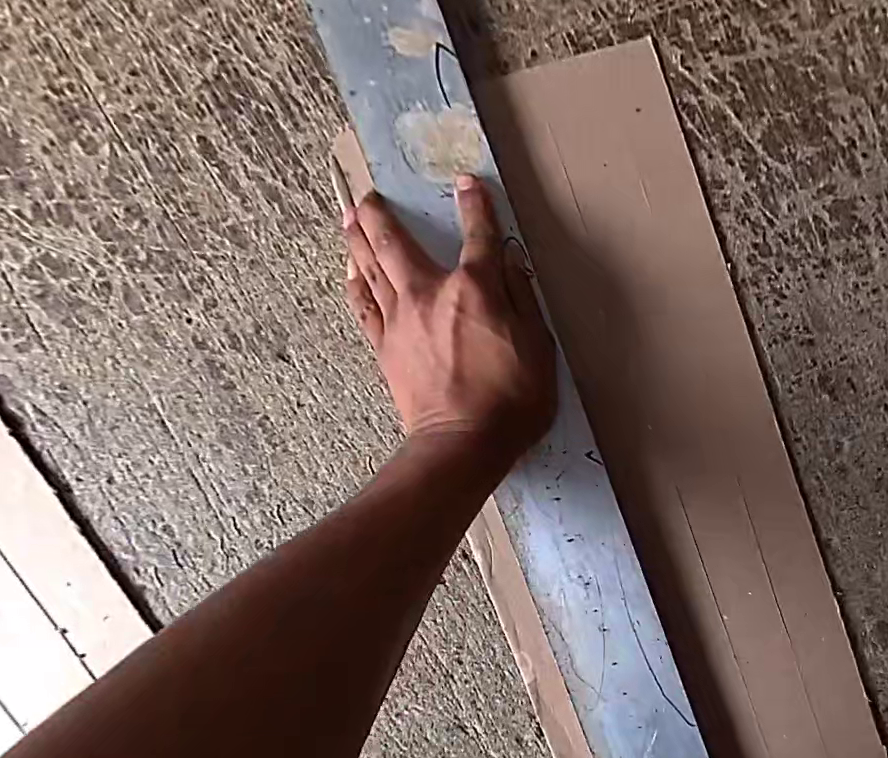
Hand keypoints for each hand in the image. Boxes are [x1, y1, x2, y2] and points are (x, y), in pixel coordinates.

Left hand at [342, 176, 555, 466]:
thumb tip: (511, 262)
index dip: (475, 205)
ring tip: (349, 218)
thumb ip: (523, 299)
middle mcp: (431, 294)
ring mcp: (402, 321)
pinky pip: (364, 308)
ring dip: (359, 238)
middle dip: (382, 213)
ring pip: (372, 268)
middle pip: (396, 243)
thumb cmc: (510, 401)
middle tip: (369, 194)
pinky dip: (355, 286)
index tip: (467, 184)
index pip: (477, 234)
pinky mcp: (385, 349)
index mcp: (475, 289)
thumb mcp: (538, 347)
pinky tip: (350, 273)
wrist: (463, 443)